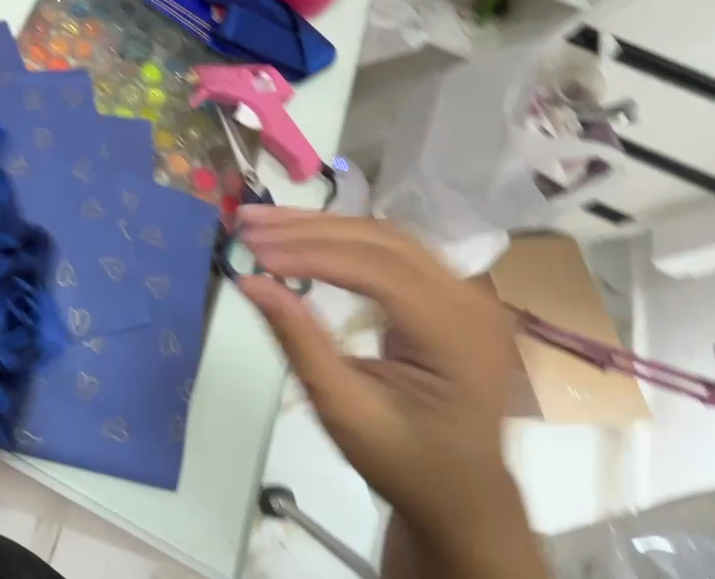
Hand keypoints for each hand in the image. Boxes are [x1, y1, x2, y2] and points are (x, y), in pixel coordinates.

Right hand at [234, 207, 545, 578]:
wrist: (460, 493)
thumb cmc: (403, 460)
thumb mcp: (343, 409)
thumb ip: (299, 339)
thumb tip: (248, 279)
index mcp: (457, 336)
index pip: (379, 270)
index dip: (311, 254)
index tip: (253, 252)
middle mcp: (469, 301)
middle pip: (380, 240)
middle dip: (307, 229)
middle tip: (245, 226)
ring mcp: (462, 292)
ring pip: (380, 235)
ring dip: (317, 225)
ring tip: (258, 221)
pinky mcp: (444, 291)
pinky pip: (386, 249)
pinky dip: (336, 237)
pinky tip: (296, 234)